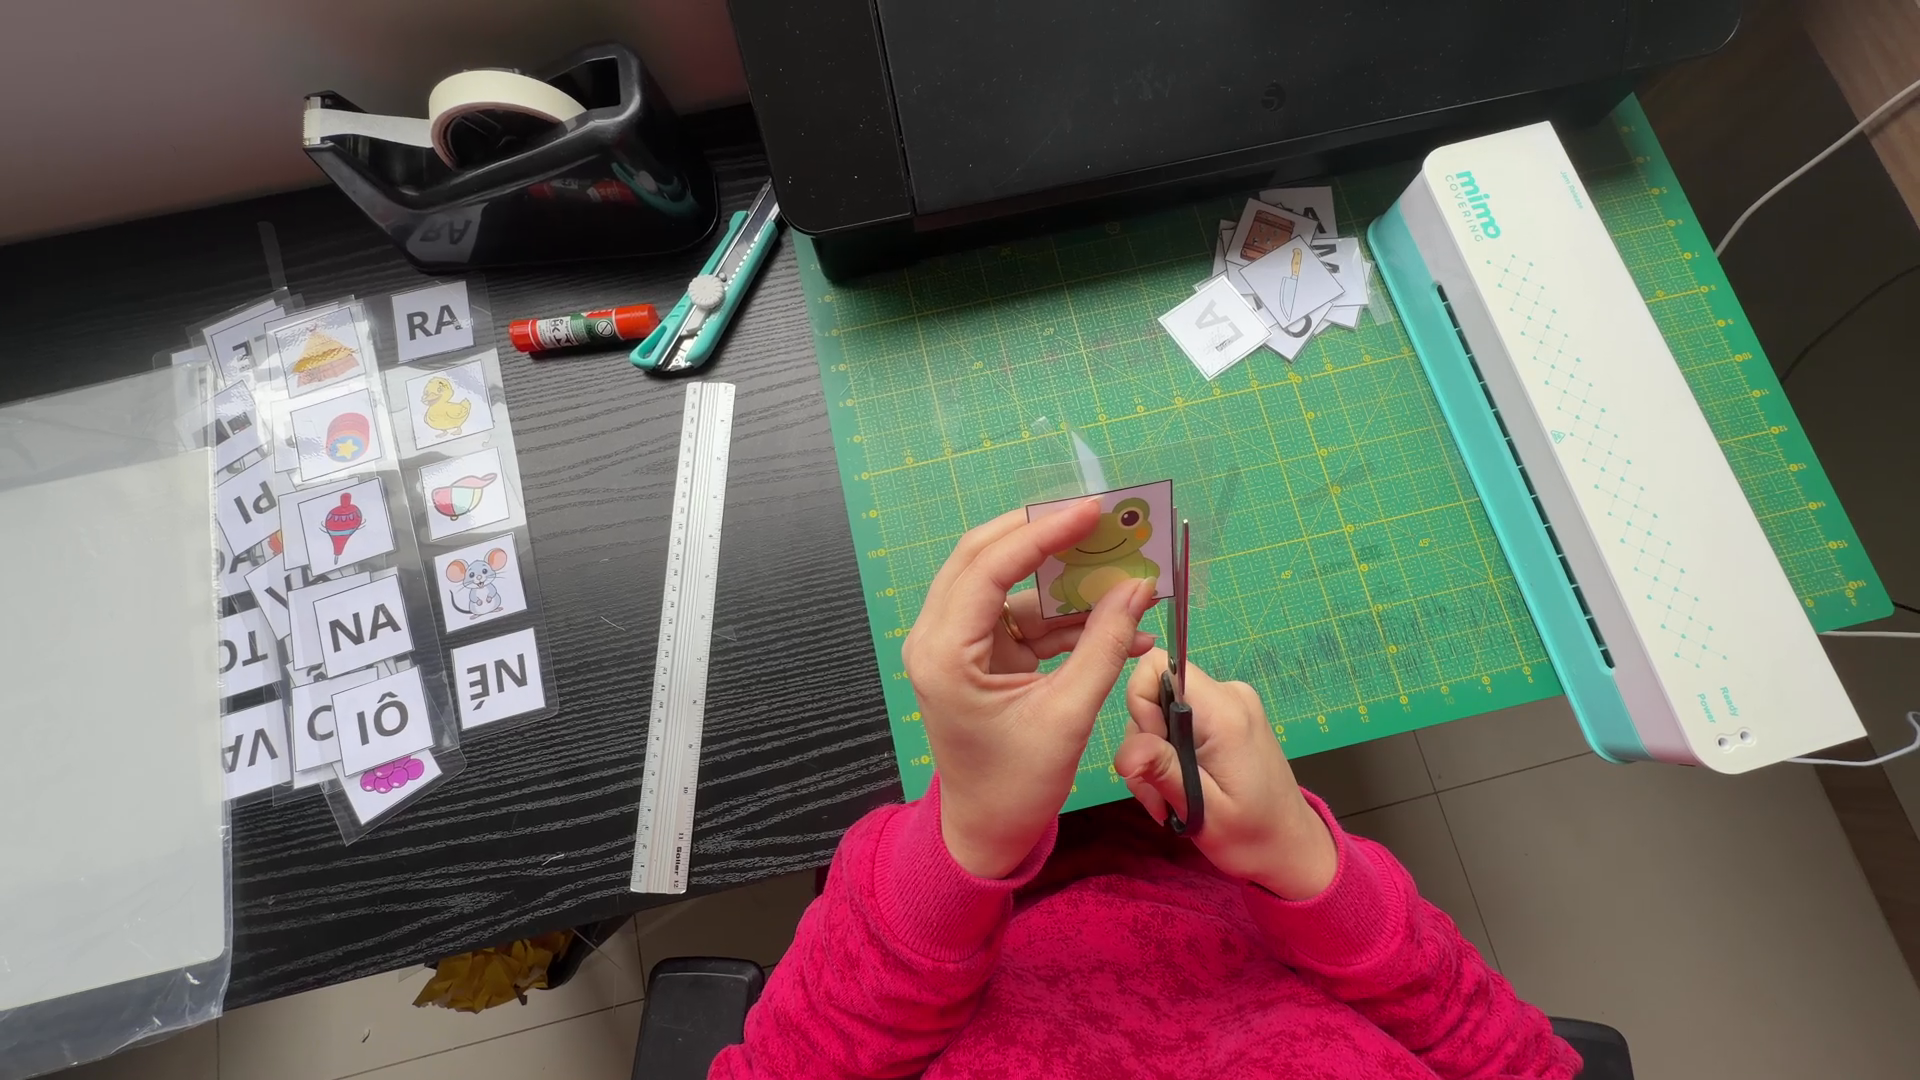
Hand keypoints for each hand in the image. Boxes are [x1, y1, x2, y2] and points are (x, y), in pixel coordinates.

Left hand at [902, 502, 1159, 878]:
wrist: (987, 831)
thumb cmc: (1017, 785)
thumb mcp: (1068, 715)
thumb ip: (1105, 646)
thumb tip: (1138, 587)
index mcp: (944, 652)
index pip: (989, 567)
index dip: (1042, 532)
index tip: (1091, 510)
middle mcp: (938, 636)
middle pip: (984, 558)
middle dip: (1041, 534)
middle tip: (1094, 516)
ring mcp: (956, 642)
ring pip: (1004, 582)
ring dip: (1059, 575)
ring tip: (1114, 562)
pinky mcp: (978, 652)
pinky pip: (1019, 615)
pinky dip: (1062, 614)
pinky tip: (1112, 617)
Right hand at [1114, 651, 1336, 899]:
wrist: (1291, 849)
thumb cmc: (1251, 836)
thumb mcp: (1201, 810)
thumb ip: (1162, 772)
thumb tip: (1125, 752)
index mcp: (1224, 712)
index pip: (1158, 667)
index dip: (1141, 704)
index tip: (1152, 750)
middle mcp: (1226, 695)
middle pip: (1154, 693)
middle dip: (1144, 742)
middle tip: (1157, 790)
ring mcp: (1227, 703)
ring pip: (1160, 711)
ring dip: (1153, 756)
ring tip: (1168, 798)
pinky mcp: (1223, 716)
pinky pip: (1176, 720)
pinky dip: (1168, 753)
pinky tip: (1177, 788)